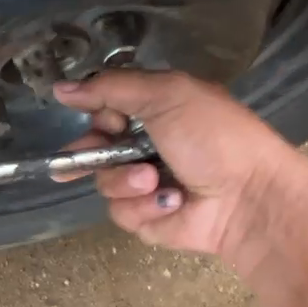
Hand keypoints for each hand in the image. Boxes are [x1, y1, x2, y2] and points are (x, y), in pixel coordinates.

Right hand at [53, 70, 307, 259]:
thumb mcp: (167, 95)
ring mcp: (145, 184)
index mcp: (156, 110)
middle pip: (93, 147)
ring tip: (155, 181)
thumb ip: (112, 88)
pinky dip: (144, 207)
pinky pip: (120, 212)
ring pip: (104, 182)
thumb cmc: (213, 137)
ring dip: (127, 181)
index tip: (105, 119)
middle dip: (93, 152)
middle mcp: (147, 145)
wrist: (249, 198)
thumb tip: (58, 88)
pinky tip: (172, 202)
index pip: (104, 109)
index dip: (98, 113)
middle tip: (102, 153)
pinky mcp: (147, 218)